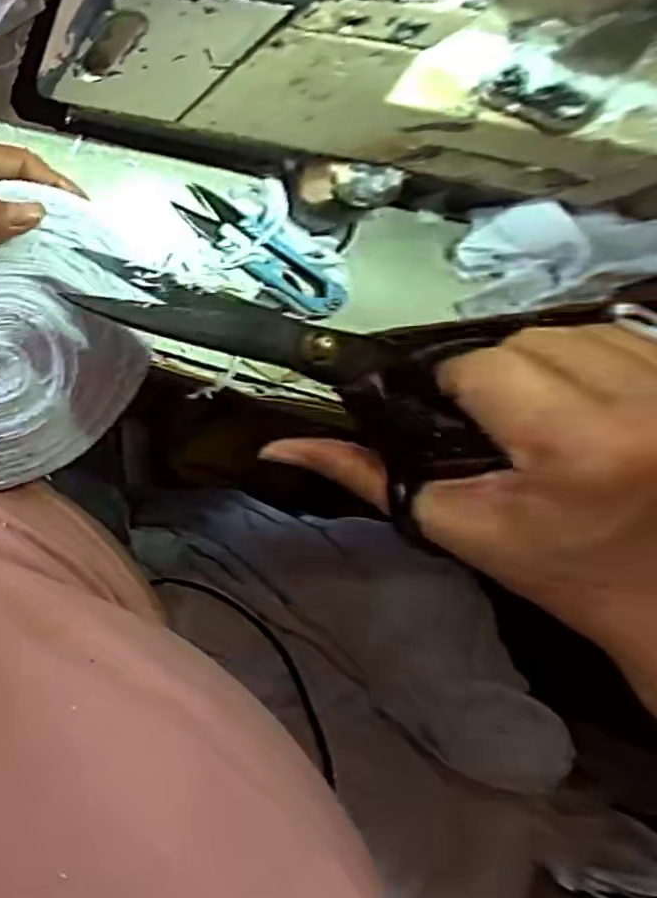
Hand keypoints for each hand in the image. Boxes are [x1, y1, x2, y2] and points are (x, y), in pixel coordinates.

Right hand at [262, 324, 656, 694]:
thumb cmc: (558, 566)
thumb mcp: (446, 521)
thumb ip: (361, 473)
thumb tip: (278, 448)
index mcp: (576, 444)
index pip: (484, 364)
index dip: (449, 383)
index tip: (448, 418)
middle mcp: (654, 408)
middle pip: (537, 339)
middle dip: (498, 369)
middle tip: (494, 419)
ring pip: (592, 330)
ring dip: (552, 360)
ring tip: (546, 409)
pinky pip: (642, 339)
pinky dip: (605, 359)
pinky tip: (596, 402)